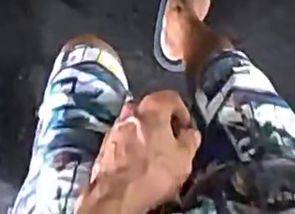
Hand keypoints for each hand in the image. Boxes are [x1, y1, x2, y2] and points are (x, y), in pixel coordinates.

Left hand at [77, 91, 198, 213]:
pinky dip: (131, 146)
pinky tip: (136, 162)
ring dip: (144, 134)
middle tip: (170, 141)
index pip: (173, 98)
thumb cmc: (152, 172)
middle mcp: (133, 108)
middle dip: (162, 123)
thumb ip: (190, 141)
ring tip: (152, 154)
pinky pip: (123, 139)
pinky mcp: (104, 144)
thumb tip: (190, 134)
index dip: (183, 113)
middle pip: (153, 110)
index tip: (186, 130)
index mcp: (154, 105)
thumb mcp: (183, 159)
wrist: (115, 196)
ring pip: (136, 124)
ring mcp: (116, 126)